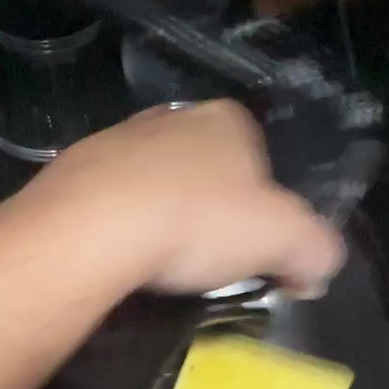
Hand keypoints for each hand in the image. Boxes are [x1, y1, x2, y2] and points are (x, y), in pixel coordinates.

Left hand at [13, 101, 345, 294]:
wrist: (94, 226)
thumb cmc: (197, 222)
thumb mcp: (282, 239)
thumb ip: (314, 249)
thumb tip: (319, 269)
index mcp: (228, 121)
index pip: (257, 161)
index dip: (258, 208)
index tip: (247, 250)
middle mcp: (169, 119)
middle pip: (198, 170)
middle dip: (201, 210)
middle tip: (198, 260)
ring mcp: (113, 142)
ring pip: (146, 183)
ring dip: (152, 217)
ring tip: (152, 263)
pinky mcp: (69, 173)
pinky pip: (101, 204)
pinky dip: (110, 228)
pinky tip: (112, 257)